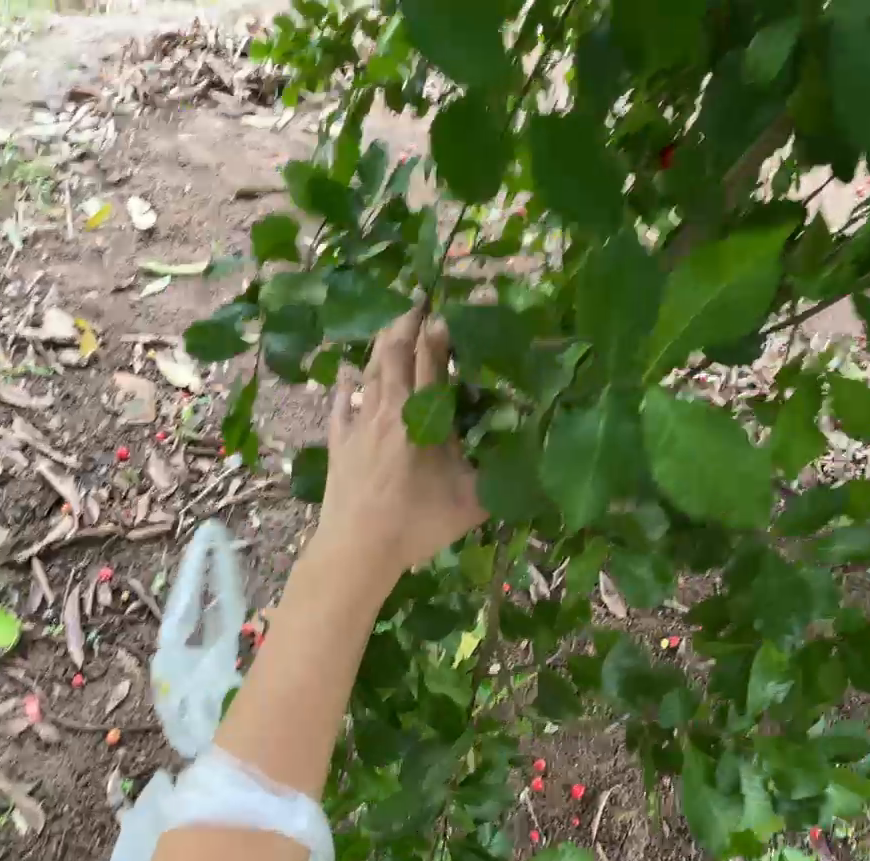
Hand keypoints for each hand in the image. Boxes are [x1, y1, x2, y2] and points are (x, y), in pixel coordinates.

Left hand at [315, 306, 485, 590]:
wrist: (358, 548)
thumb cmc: (417, 524)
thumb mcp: (471, 502)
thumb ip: (498, 476)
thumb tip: (530, 463)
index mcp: (421, 417)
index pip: (429, 360)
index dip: (438, 331)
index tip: (446, 309)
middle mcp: (388, 410)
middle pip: (393, 352)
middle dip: (405, 323)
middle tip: (417, 302)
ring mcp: (358, 424)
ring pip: (368, 371)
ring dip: (380, 344)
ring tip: (391, 326)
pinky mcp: (339, 442)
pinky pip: (340, 402)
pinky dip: (346, 383)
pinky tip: (346, 372)